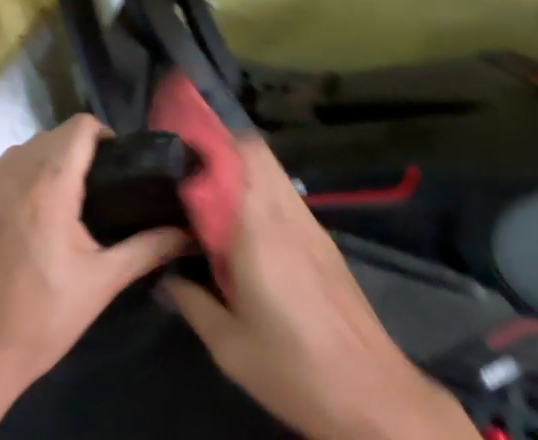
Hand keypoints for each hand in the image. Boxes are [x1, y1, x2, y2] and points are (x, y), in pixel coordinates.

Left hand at [0, 113, 189, 379]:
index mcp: (49, 184)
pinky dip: (25, 174)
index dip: (105, 135)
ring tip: (72, 198)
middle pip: (55, 135)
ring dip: (51, 159)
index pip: (80, 127)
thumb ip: (148, 248)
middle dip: (81, 149)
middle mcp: (14, 172)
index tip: (121, 166)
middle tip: (104, 186)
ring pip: (27, 148)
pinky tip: (37, 212)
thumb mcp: (103, 281)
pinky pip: (5, 168)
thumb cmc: (44, 316)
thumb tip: (187, 232)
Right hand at [161, 139, 475, 439]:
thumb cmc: (293, 369)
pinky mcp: (325, 244)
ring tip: (207, 201)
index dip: (203, 143)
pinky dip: (259, 195)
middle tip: (186, 174)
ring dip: (240, 172)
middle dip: (219, 150)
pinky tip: (242, 231)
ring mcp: (312, 226)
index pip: (236, 156)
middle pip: (256, 152)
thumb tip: (164, 275)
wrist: (372, 395)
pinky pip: (285, 197)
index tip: (173, 151)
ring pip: (272, 171)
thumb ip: (190, 299)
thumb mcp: (228, 345)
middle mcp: (288, 215)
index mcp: (260, 230)